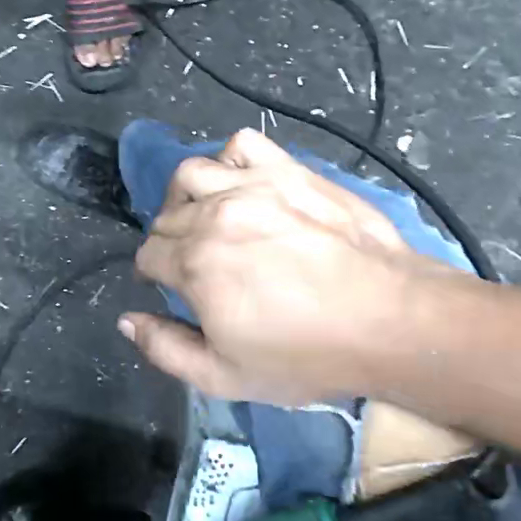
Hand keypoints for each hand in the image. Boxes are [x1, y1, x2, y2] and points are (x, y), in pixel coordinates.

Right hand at [123, 130, 462, 404]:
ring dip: (185, 197)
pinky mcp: (288, 171)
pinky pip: (242, 144)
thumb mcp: (225, 376)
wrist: (393, 322)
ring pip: (190, 174)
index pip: (148, 255)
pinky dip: (230, 160)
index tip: (174, 290)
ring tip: (205, 216)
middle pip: (165, 217)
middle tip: (197, 265)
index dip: (154, 276)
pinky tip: (239, 184)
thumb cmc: (307, 356)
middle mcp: (213, 216)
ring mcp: (252, 186)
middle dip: (170, 242)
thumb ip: (165, 349)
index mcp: (194, 265)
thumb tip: (126, 320)